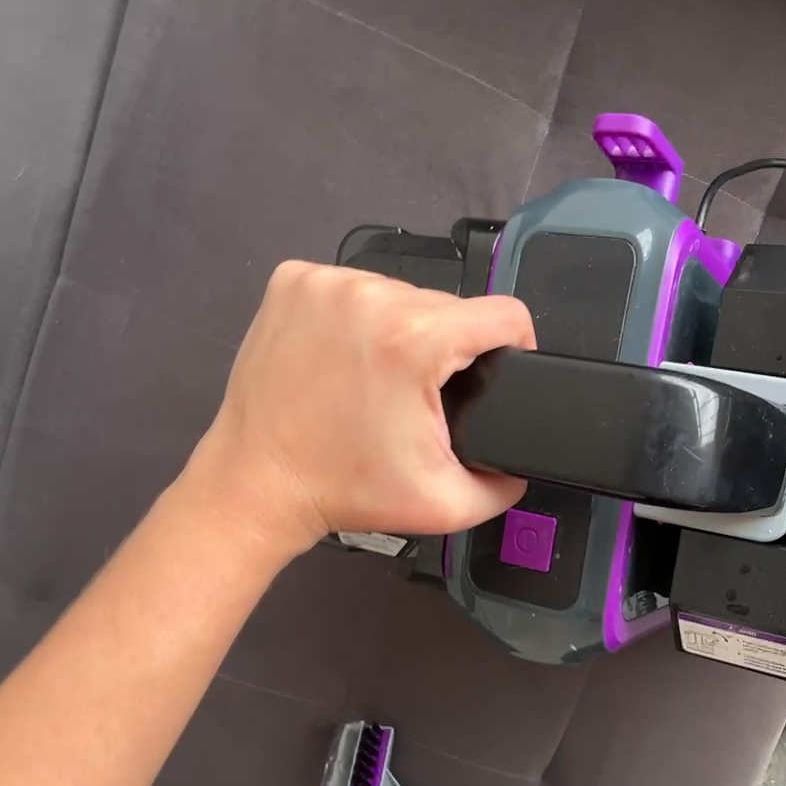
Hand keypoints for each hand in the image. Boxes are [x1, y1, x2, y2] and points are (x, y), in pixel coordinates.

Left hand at [181, 262, 533, 557]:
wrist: (259, 484)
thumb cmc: (348, 491)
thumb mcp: (451, 504)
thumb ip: (509, 482)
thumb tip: (525, 461)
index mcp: (415, 341)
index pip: (505, 314)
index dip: (517, 345)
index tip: (501, 371)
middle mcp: (372, 296)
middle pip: (453, 306)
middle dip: (451, 349)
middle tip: (425, 396)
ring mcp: (327, 283)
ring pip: (406, 294)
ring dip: (408, 330)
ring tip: (384, 378)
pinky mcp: (294, 281)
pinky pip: (359, 287)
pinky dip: (364, 318)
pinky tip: (351, 356)